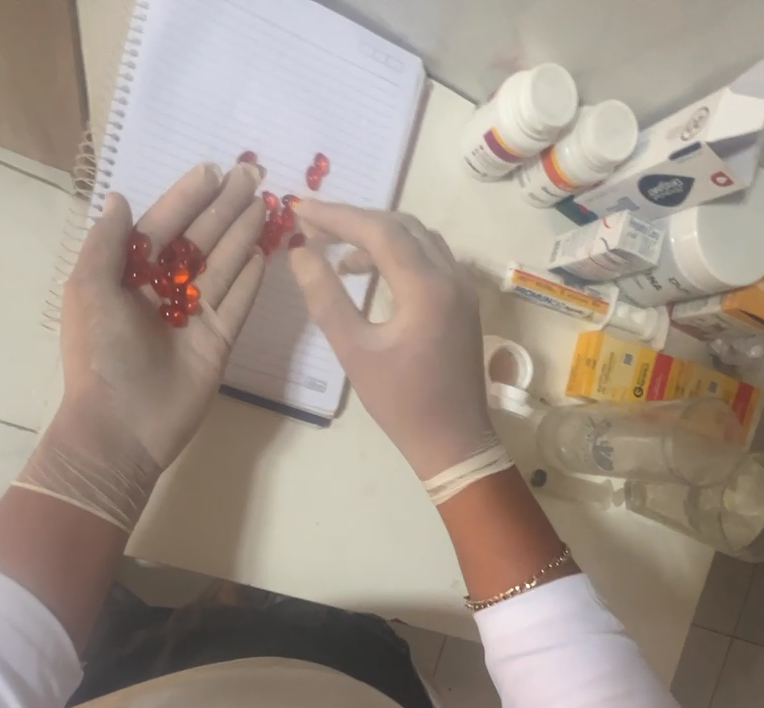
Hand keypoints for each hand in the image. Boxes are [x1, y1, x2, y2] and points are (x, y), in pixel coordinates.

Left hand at [15, 162, 268, 530]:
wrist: (122, 426)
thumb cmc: (99, 356)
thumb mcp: (89, 290)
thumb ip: (107, 243)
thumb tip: (120, 198)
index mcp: (128, 275)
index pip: (163, 226)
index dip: (187, 197)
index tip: (214, 170)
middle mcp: (163, 291)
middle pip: (200, 240)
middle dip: (225, 208)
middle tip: (254, 176)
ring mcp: (193, 317)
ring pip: (223, 266)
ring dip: (243, 235)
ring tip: (266, 204)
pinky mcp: (218, 342)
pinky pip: (238, 304)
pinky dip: (251, 280)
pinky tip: (265, 252)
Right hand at [288, 203, 507, 503]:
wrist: (454, 441)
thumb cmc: (401, 403)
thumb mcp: (355, 353)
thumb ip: (327, 299)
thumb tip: (301, 254)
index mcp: (427, 289)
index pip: (379, 231)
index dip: (337, 216)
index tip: (300, 211)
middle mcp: (452, 278)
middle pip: (402, 226)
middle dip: (356, 221)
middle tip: (314, 227)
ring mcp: (462, 289)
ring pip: (419, 239)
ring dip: (379, 236)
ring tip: (337, 253)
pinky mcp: (463, 303)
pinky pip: (430, 259)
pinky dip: (398, 254)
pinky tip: (369, 273)